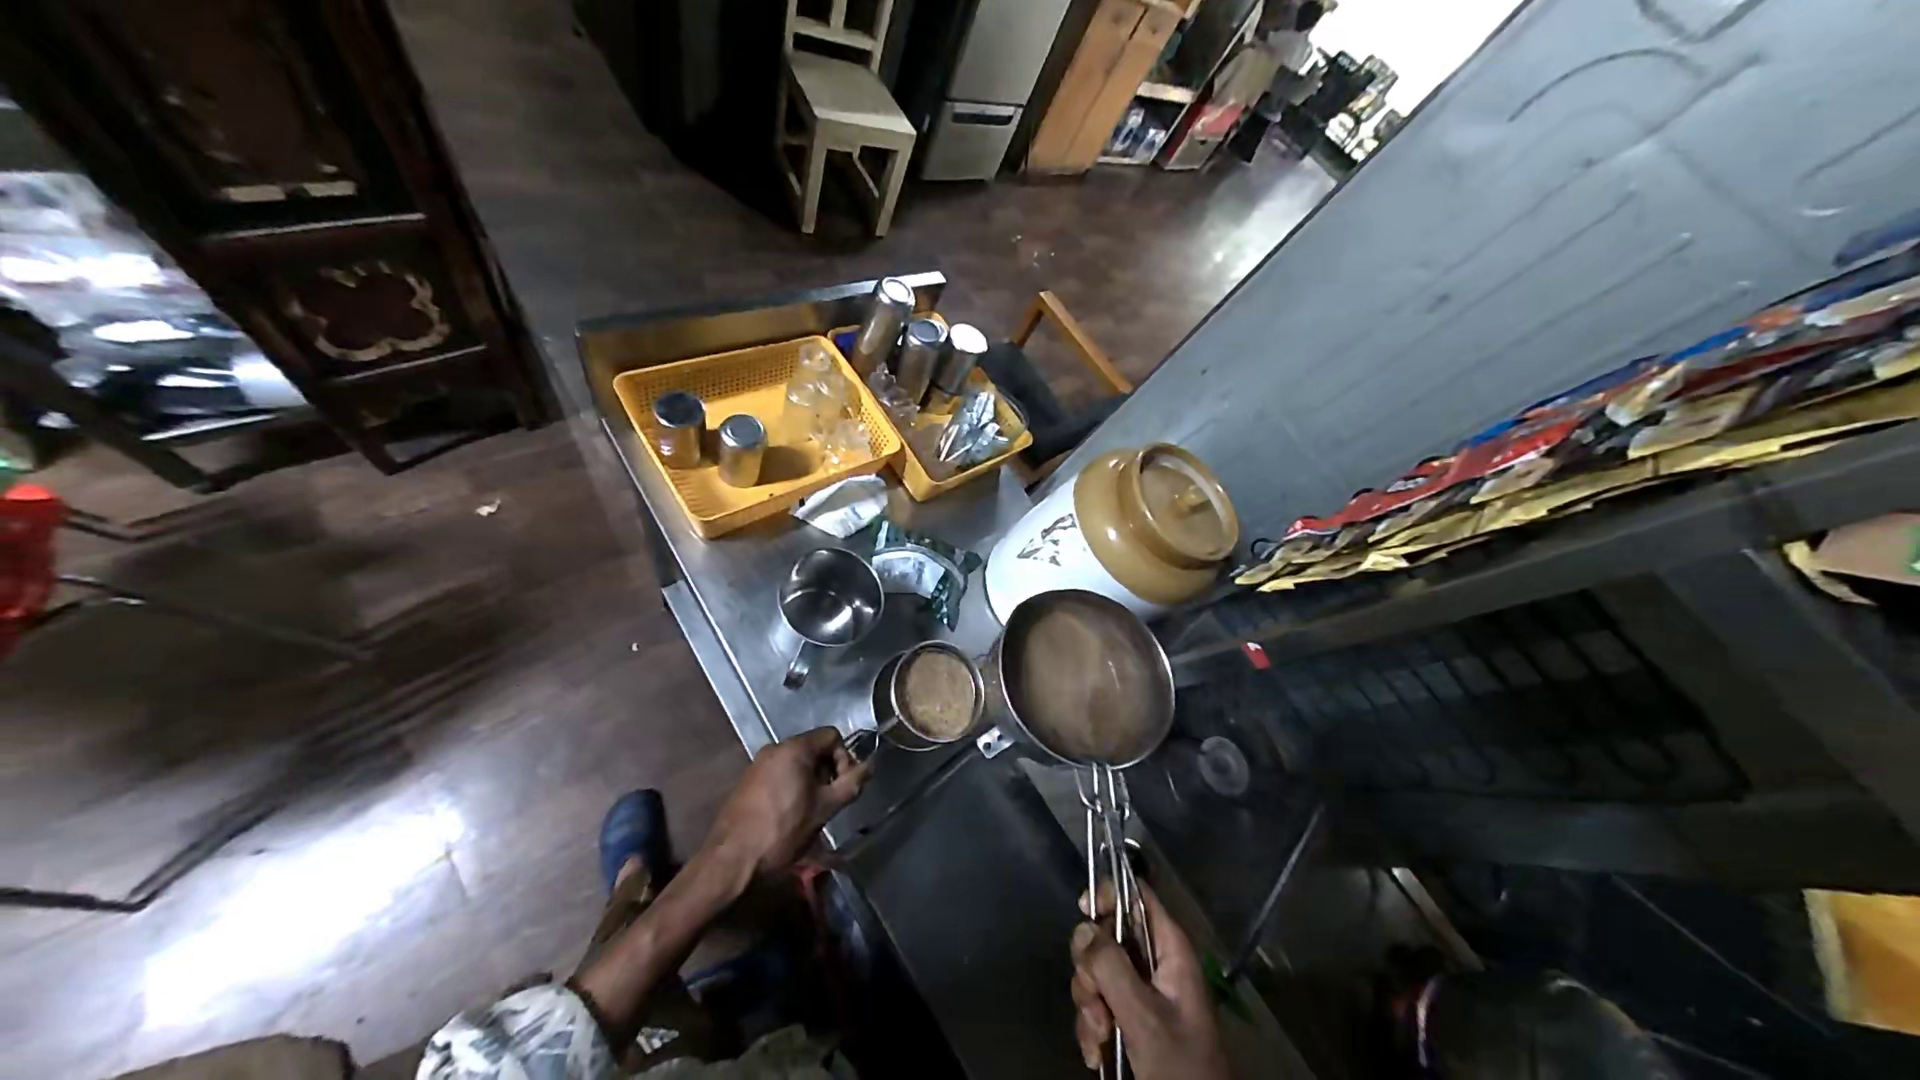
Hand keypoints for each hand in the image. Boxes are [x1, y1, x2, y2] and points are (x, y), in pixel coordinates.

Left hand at [703, 726, 870, 877]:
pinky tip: (790, 815)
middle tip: (830, 802)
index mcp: (794, 748)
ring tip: (811, 812)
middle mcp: (775, 748)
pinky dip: (792, 787)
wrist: (732, 860)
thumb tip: (870, 766)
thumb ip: (852, 784)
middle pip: (814, 749)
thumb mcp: (825, 808)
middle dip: (828, 772)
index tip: (843, 787)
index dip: (845, 758)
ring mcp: (758, 764)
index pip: (832, 736)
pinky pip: (780, 774)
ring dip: (811, 782)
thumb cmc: (783, 830)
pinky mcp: (748, 782)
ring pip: (797, 763)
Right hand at [1070, 884, 1230, 1079]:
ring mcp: (1142, 990)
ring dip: (1089, 1003)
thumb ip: (1111, 968)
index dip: (1109, 894)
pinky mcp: (1130, 1016)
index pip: (1137, 896)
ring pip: (1097, 971)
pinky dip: (1091, 1025)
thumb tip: (1082, 926)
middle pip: (1107, 935)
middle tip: (1096, 1002)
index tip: (1084, 910)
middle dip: (1091, 969)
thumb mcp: (1143, 1016)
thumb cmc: (1181, 1066)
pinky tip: (1096, 1052)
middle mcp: (1154, 962)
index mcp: (1169, 949)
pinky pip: (1098, 1001)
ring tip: (1099, 1037)